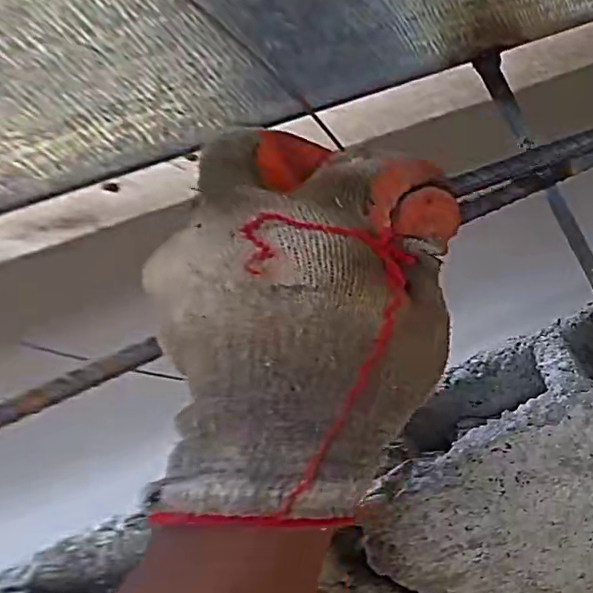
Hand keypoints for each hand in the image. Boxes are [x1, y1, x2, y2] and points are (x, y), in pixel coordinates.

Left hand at [142, 130, 458, 525]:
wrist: (279, 440)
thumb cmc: (368, 379)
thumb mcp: (423, 322)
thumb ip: (417, 263)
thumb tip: (416, 229)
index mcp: (319, 226)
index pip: (362, 169)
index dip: (400, 172)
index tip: (422, 184)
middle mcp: (243, 219)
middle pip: (251, 151)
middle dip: (294, 163)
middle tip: (331, 201)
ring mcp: (194, 248)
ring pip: (226, 204)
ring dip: (270, 221)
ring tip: (306, 270)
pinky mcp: (169, 282)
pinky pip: (209, 247)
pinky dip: (246, 258)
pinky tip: (275, 300)